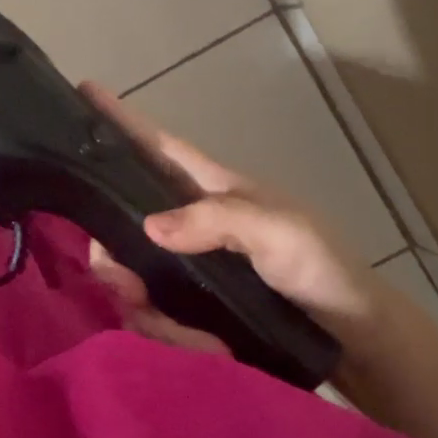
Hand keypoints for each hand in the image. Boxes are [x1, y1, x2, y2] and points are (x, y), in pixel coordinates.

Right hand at [79, 82, 402, 359]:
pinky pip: (150, 315)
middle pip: (119, 222)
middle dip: (110, 254)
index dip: (120, 120)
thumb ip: (218, 221)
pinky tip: (203, 346)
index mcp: (210, 190)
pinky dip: (167, 334)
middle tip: (123, 284)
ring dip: (142, 306)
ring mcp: (183, 268)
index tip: (82, 91)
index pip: (156, 146)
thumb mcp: (281, 234)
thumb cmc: (324, 271)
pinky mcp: (187, 308)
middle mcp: (186, 225)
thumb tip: (147, 226)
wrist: (356, 346)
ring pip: (127, 274)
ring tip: (179, 330)